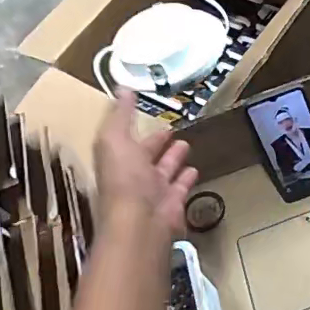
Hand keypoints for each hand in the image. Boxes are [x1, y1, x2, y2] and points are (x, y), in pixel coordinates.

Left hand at [93, 90, 197, 237]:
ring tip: (186, 145)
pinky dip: (186, 179)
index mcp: (118, 159)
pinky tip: (194, 169)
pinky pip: (181, 188)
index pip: (129, 141)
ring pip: (166, 172)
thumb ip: (120, 114)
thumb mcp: (115, 138)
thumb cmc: (125, 179)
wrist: (141, 222)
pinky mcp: (173, 205)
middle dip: (158, 143)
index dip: (138, 127)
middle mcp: (135, 177)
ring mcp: (154, 192)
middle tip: (171, 130)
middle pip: (148, 157)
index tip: (150, 114)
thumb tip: (122, 88)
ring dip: (174, 159)